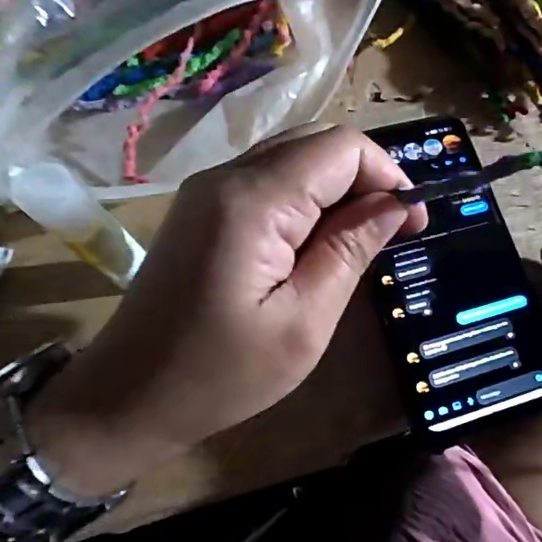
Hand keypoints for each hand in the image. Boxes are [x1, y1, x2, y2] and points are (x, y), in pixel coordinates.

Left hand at [30, 125, 425, 486]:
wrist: (127, 397)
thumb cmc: (220, 375)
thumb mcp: (304, 323)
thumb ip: (350, 251)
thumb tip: (395, 204)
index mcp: (252, 201)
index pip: (340, 148)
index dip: (388, 175)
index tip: (414, 223)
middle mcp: (226, 177)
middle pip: (316, 144)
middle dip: (366, 179)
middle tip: (394, 233)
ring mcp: (207, 191)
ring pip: (293, 159)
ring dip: (338, 190)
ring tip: (362, 242)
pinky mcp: (202, 211)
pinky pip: (268, 183)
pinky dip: (306, 201)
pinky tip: (318, 245)